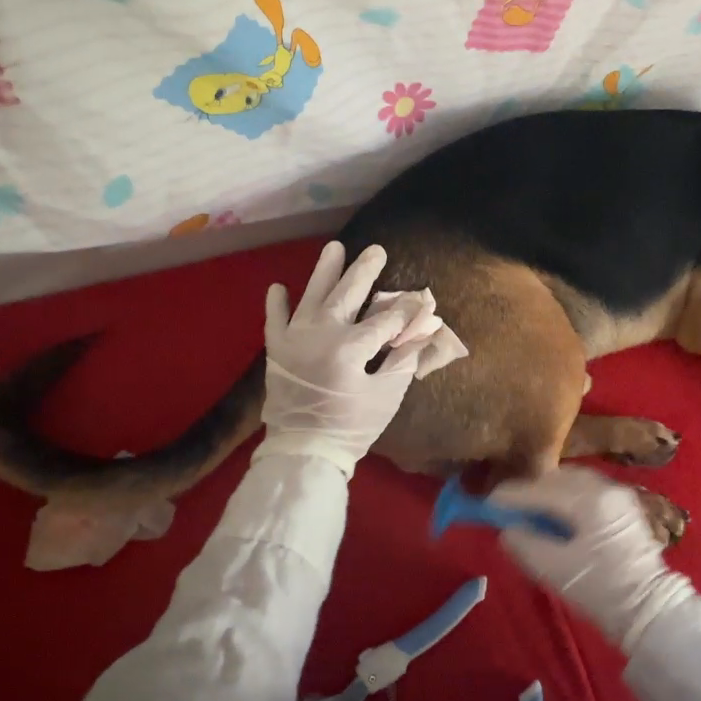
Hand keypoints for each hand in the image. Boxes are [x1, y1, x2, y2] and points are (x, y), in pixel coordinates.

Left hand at [255, 242, 466, 474]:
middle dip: (365, 272)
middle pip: (348, 295)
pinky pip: (274, 321)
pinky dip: (276, 305)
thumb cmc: (351, 427)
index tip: (422, 298)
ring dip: (324, 271)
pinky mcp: (276, 352)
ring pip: (312, 297)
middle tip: (376, 250)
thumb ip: (404, 358)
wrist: (303, 452)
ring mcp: (295, 340)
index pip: (386, 319)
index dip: (407, 309)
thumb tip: (425, 329)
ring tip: (334, 247)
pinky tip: (279, 286)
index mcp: (350, 347)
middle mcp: (321, 334)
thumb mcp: (387, 395)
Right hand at [488, 467, 694, 652]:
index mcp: (590, 500)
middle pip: (559, 479)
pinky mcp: (624, 507)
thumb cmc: (599, 589)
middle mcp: (606, 488)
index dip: (512, 495)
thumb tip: (507, 529)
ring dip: (549, 491)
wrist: (647, 608)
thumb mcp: (554, 570)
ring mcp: (618, 495)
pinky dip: (567, 496)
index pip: (542, 489)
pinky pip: (588, 490)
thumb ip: (526, 544)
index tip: (489, 501)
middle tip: (507, 507)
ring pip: (574, 481)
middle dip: (531, 490)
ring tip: (529, 510)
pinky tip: (556, 514)